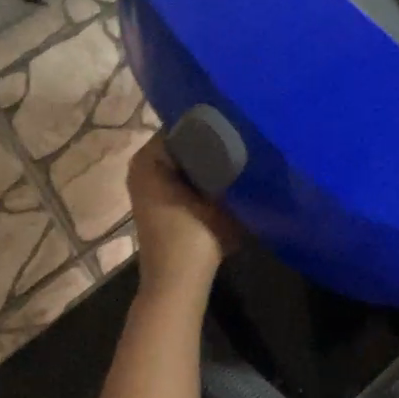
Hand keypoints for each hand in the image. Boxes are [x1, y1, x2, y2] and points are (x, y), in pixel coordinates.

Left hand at [127, 136, 239, 296]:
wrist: (178, 280)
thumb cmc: (194, 234)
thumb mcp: (217, 192)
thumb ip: (230, 162)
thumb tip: (254, 138)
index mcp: (150, 159)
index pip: (183, 123)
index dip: (212, 120)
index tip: (240, 118)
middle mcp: (144, 167)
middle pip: (185, 140)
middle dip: (213, 137)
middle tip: (247, 131)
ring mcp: (150, 185)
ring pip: (187, 158)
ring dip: (211, 156)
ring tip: (244, 148)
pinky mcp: (162, 201)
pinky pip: (185, 173)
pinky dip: (204, 172)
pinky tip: (231, 173)